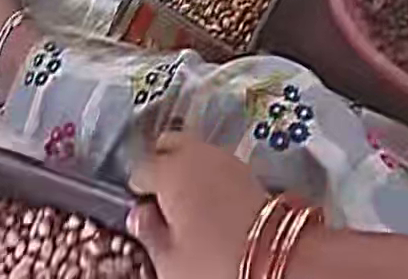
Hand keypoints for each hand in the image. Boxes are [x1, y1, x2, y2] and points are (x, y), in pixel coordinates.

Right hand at [128, 132, 270, 278]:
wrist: (272, 255)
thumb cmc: (211, 262)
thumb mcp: (169, 260)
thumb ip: (149, 232)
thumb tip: (138, 213)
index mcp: (170, 171)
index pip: (141, 166)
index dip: (135, 187)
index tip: (135, 206)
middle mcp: (196, 153)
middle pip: (168, 144)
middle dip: (159, 162)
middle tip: (156, 197)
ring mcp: (223, 155)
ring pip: (193, 148)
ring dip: (183, 164)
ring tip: (181, 200)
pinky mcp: (243, 165)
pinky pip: (212, 159)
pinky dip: (204, 170)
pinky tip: (205, 197)